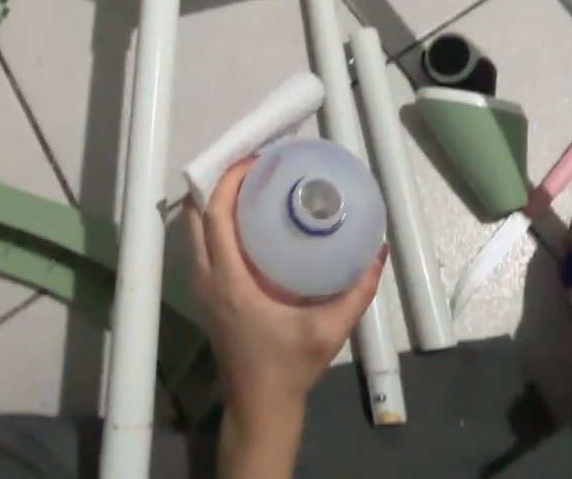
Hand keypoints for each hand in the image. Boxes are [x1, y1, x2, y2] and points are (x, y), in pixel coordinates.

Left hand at [188, 158, 384, 471]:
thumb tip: (378, 251)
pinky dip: (212, 223)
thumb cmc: (289, 368)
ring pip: (193, 230)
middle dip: (217, 184)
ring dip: (211, 202)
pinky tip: (242, 219)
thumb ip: (357, 292)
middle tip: (251, 168)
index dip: (228, 182)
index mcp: (229, 282)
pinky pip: (199, 245)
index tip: (253, 161)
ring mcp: (201, 288)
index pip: (214, 217)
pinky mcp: (205, 295)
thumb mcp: (328, 330)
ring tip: (247, 186)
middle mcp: (206, 278)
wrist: (259, 410)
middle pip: (195, 216)